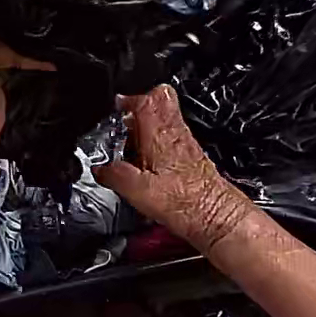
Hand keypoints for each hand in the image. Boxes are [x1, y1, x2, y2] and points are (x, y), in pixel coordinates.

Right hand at [94, 85, 256, 252]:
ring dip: (147, 129)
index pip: (145, 98)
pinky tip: (149, 168)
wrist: (214, 217)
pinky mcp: (192, 157)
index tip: (115, 109)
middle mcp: (176, 133)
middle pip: (161, 100)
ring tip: (132, 150)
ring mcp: (186, 143)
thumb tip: (100, 169)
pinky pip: (172, 139)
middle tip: (124, 126)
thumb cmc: (185, 203)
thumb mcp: (136, 190)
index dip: (126, 100)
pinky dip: (157, 146)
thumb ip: (113, 175)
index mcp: (160, 133)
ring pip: (165, 120)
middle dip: (139, 108)